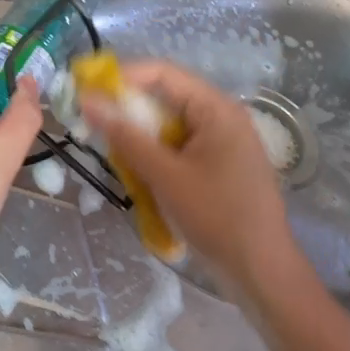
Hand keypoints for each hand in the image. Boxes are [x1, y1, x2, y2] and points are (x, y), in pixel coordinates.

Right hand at [82, 59, 290, 293]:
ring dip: (139, 135)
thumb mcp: (164, 175)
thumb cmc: (217, 218)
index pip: (161, 73)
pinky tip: (141, 175)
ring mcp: (223, 143)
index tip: (89, 92)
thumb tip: (86, 99)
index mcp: (217, 110)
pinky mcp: (219, 166)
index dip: (122, 77)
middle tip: (95, 125)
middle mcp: (222, 118)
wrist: (264, 277)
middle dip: (127, 110)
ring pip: (168, 123)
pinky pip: (178, 145)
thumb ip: (124, 134)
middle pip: (164, 97)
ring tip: (116, 155)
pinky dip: (155, 153)